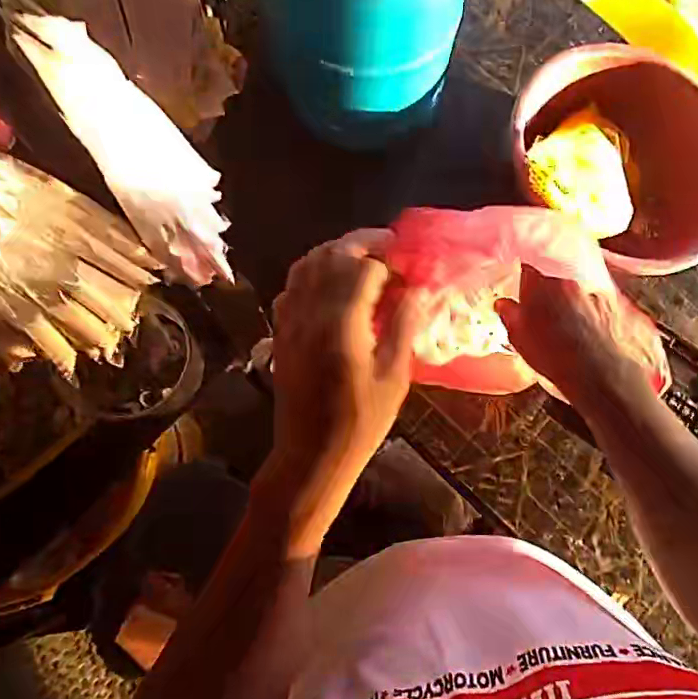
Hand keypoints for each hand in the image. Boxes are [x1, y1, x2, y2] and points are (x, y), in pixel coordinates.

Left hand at [269, 230, 418, 483]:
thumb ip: (404, 327)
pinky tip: (331, 285)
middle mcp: (310, 313)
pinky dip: (312, 273)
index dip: (388, 258)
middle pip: (331, 256)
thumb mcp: (394, 378)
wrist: (310, 455)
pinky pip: (292, 287)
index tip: (408, 263)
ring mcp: (290, 321)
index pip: (363, 269)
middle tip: (388, 247)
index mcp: (342, 324)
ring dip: (334, 253)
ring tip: (362, 259)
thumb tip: (416, 291)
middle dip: (361, 243)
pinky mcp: (281, 332)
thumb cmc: (360, 423)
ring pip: (306, 265)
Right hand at [495, 265, 647, 406]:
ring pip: (572, 292)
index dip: (522, 280)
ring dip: (566, 303)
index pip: (526, 270)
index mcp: (539, 286)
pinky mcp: (608, 305)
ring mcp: (589, 292)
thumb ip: (509, 314)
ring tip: (562, 328)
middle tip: (539, 314)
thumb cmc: (553, 354)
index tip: (521, 289)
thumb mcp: (519, 337)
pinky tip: (582, 332)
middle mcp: (565, 282)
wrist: (595, 370)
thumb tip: (503, 304)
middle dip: (545, 294)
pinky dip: (586, 312)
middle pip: (551, 280)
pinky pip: (591, 302)